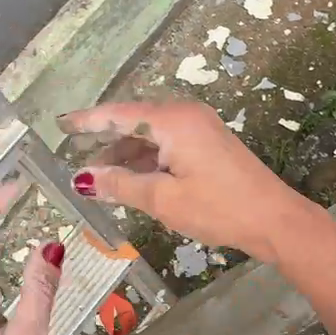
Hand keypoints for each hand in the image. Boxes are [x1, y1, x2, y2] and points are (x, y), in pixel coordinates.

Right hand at [58, 101, 320, 264]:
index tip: (60, 123)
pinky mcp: (207, 143)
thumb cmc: (218, 207)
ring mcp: (198, 128)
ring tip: (97, 181)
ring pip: (149, 136)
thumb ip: (120, 185)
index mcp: (172, 121)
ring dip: (124, 157)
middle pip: (132, 123)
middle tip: (74, 162)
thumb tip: (82, 179)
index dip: (86, 120)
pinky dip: (145, 161)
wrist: (275, 219)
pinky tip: (130, 181)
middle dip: (104, 145)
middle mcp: (184, 115)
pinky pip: (165, 144)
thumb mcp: (163, 199)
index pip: (118, 114)